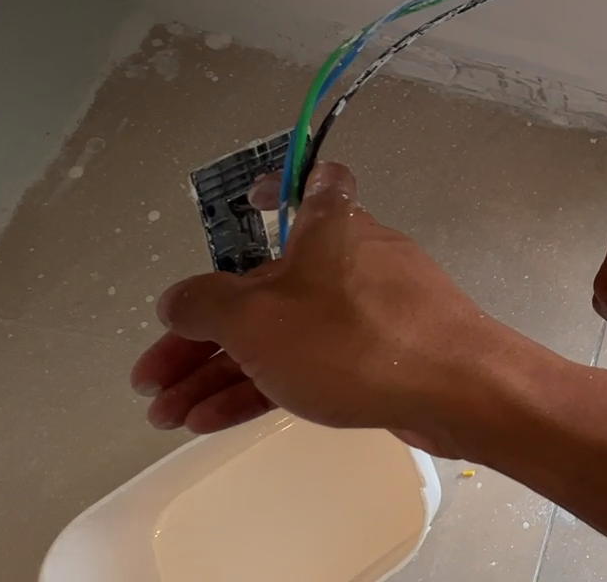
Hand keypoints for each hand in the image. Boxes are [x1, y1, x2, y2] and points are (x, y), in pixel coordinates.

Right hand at [130, 162, 496, 451]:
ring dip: (223, 367)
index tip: (245, 203)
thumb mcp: (257, 318)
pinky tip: (209, 421)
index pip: (316, 185)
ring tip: (166, 415)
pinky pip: (315, 359)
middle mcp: (356, 258)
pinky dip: (265, 384)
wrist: (454, 385)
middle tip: (152, 378)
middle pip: (273, 282)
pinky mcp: (386, 350)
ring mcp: (375, 305)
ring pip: (288, 328)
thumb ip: (206, 303)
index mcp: (334, 229)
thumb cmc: (352, 336)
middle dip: (207, 328)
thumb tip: (182, 297)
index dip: (282, 185)